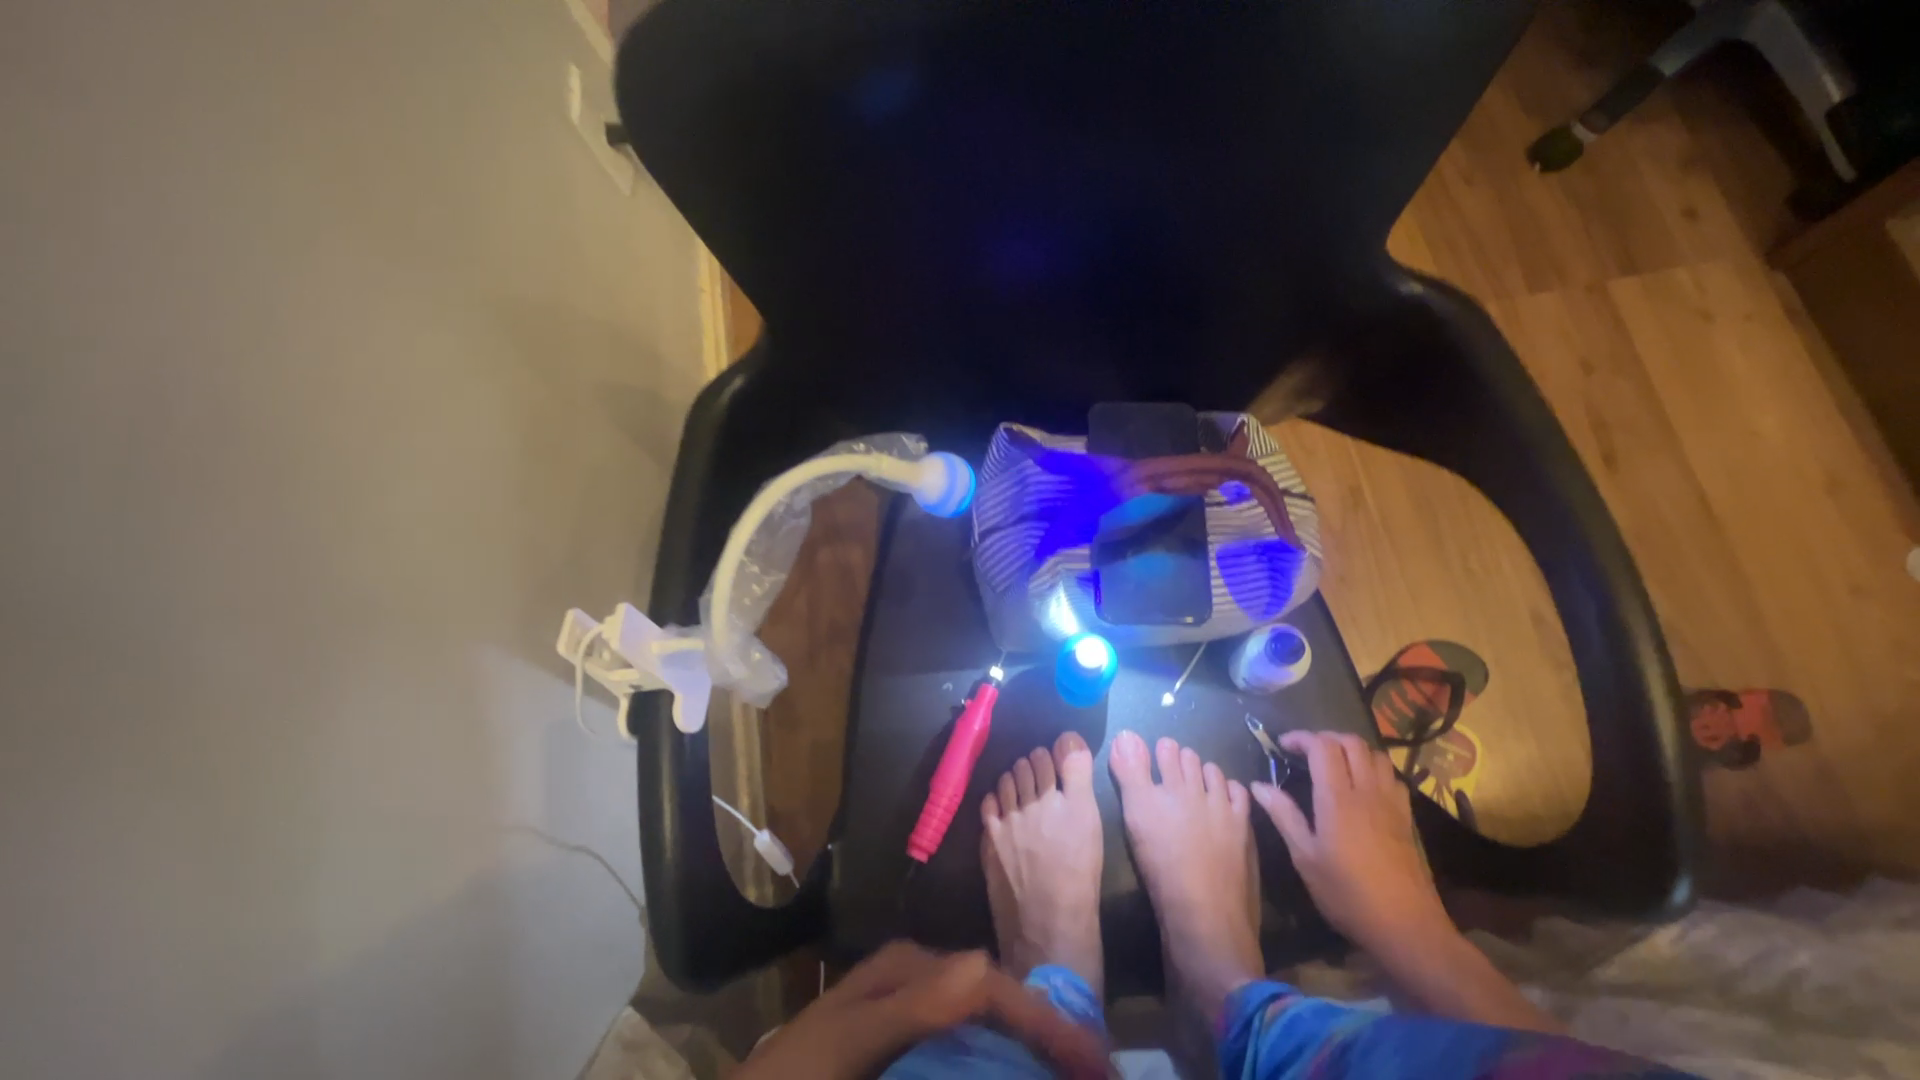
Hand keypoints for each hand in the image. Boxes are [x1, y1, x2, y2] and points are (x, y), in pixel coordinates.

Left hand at [735, 942, 1108, 1079]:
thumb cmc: (800, 1073)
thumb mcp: (856, 1037)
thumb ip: (919, 1003)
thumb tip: (988, 967)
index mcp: (912, 967)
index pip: (993, 983)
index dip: (1046, 1020)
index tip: (1093, 1066)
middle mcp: (920, 976)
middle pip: (999, 997)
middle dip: (1048, 1032)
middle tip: (1095, 1072)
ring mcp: (914, 1006)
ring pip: (988, 1018)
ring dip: (1029, 1043)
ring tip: (1070, 1069)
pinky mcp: (908, 1035)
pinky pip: (966, 1038)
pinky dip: (997, 1050)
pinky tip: (1015, 1064)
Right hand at [1250, 731, 1453, 957]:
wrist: (1405, 925)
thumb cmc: (1347, 894)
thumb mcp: (1305, 858)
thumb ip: (1283, 816)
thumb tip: (1259, 785)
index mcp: (1337, 799)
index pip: (1323, 747)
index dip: (1302, 738)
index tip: (1283, 745)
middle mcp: (1367, 792)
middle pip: (1352, 743)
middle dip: (1326, 738)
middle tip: (1306, 751)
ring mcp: (1391, 803)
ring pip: (1376, 756)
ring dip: (1353, 749)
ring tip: (1334, 763)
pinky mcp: (1406, 818)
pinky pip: (1392, 777)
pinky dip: (1374, 769)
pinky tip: (1363, 787)